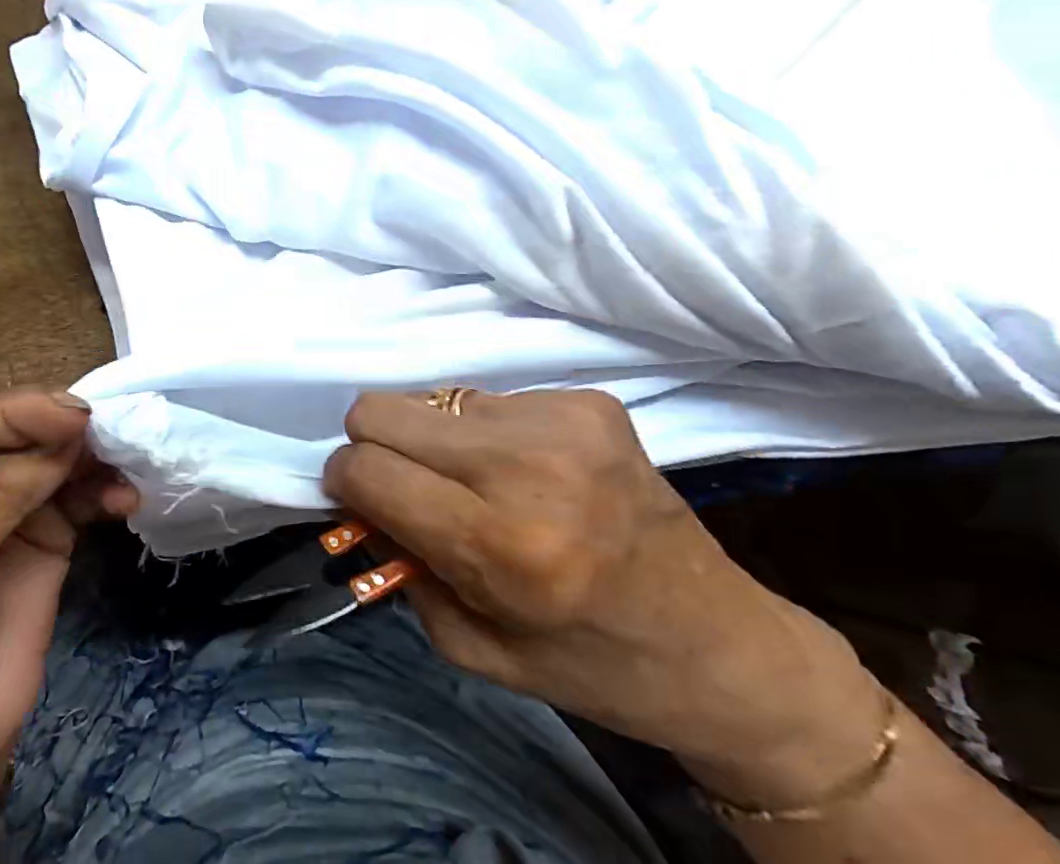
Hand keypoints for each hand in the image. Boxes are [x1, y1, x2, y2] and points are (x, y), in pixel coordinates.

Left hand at [0, 390, 136, 863]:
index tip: (76, 414)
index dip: (20, 413)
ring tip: (127, 463)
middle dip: (63, 430)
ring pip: (56, 463)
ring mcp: (7, 512)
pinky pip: (81, 499)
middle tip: (112, 430)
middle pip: (17, 437)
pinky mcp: (48, 538)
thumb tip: (65, 433)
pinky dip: (105, 493)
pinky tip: (125, 502)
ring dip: (93, 459)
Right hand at [323, 389, 883, 807]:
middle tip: (406, 487)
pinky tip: (526, 473)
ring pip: (432, 397)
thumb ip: (397, 560)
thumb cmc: (584, 662)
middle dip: (375, 448)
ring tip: (478, 484)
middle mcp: (530, 465)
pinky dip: (486, 433)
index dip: (345, 481)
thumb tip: (356, 495)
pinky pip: (490, 399)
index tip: (356, 499)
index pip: (368, 468)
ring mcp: (565, 420)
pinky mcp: (590, 400)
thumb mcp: (467, 642)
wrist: (715, 642)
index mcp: (500, 544)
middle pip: (382, 409)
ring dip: (435, 440)